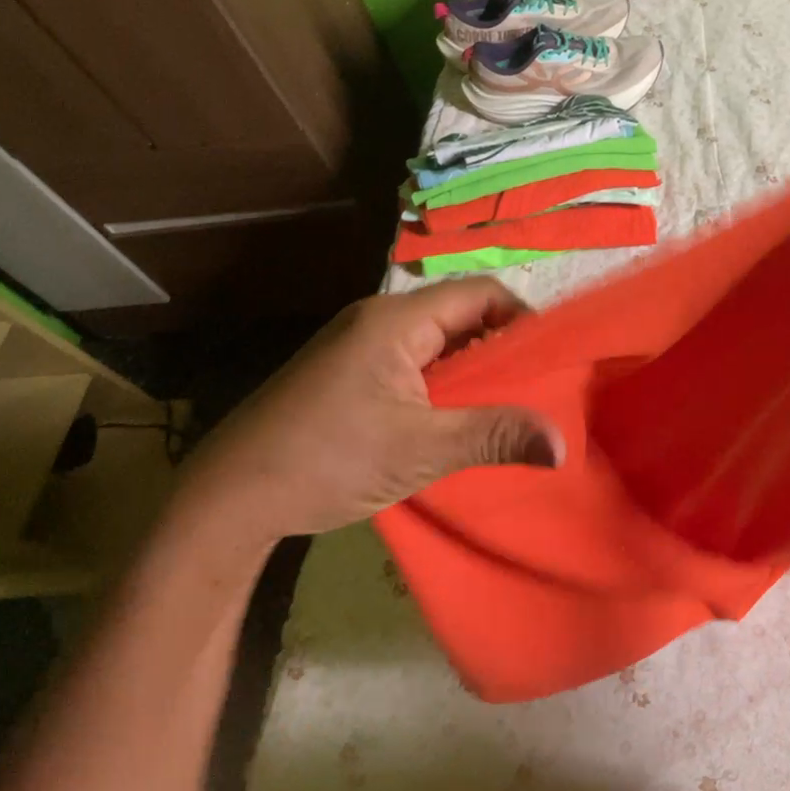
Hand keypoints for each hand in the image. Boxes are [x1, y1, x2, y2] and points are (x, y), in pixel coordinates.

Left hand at [175, 279, 561, 544]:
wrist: (228, 497)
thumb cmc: (329, 460)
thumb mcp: (422, 450)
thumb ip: (494, 436)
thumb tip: (561, 445)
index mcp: (396, 321)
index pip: (480, 293)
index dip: (522, 319)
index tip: (549, 360)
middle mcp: (376, 319)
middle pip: (458, 314)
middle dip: (499, 348)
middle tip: (532, 390)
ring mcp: (355, 344)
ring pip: (433, 340)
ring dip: (469, 369)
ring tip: (499, 408)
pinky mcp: (343, 372)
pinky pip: (408, 361)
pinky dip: (439, 382)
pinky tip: (450, 420)